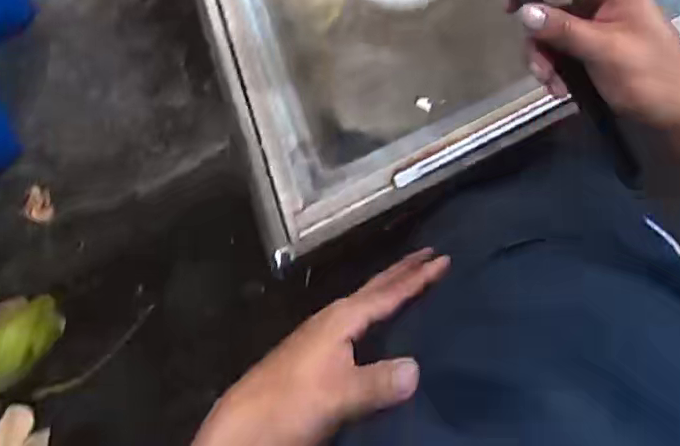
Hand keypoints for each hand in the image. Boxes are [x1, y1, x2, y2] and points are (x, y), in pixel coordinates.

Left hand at [194, 249, 449, 445]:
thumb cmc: (288, 406)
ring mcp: (318, 333)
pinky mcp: (311, 351)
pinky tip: (369, 320)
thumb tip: (418, 369)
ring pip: (363, 300)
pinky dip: (372, 306)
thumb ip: (378, 381)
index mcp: (343, 318)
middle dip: (403, 270)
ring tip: (405, 277)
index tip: (444, 258)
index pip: (390, 292)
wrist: (235, 433)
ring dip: (387, 286)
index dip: (418, 277)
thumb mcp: (338, 397)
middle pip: (376, 287)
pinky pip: (354, 315)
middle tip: (429, 252)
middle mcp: (333, 317)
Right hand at [510, 0, 679, 134]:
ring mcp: (602, 25)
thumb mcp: (603, 51)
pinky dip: (557, 66)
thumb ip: (562, 28)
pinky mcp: (598, 49)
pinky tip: (560, 90)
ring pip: (556, 26)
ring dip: (546, 54)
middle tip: (528, 49)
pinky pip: (565, 48)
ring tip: (550, 82)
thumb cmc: (649, 76)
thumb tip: (524, 11)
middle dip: (539, 26)